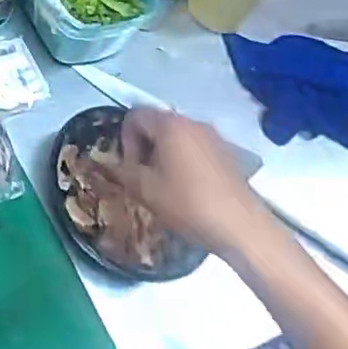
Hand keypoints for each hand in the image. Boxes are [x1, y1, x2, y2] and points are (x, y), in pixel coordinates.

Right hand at [109, 108, 278, 257]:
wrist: (246, 232)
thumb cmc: (189, 204)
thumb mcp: (144, 189)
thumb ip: (119, 170)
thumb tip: (101, 163)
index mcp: (169, 124)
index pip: (134, 116)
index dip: (125, 140)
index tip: (131, 167)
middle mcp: (193, 123)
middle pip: (157, 124)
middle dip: (145, 147)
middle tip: (146, 176)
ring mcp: (216, 138)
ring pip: (178, 137)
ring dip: (166, 154)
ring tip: (168, 185)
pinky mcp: (232, 156)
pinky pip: (198, 149)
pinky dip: (187, 161)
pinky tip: (192, 190)